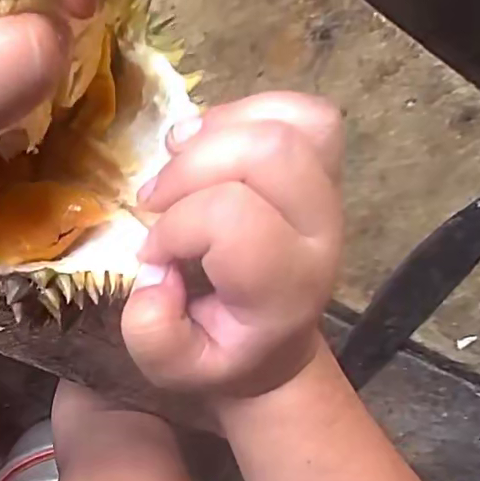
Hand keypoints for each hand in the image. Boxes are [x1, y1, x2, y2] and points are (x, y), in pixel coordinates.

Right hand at [121, 93, 344, 400]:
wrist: (269, 346)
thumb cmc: (218, 354)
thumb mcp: (173, 368)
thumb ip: (152, 333)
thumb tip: (153, 271)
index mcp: (283, 287)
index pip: (230, 217)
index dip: (175, 227)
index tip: (151, 255)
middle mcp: (320, 233)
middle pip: (267, 151)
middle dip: (189, 169)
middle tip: (153, 203)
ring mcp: (328, 195)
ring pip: (291, 123)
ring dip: (216, 132)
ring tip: (175, 162)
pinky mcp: (322, 169)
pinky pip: (299, 112)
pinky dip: (241, 113)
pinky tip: (202, 142)